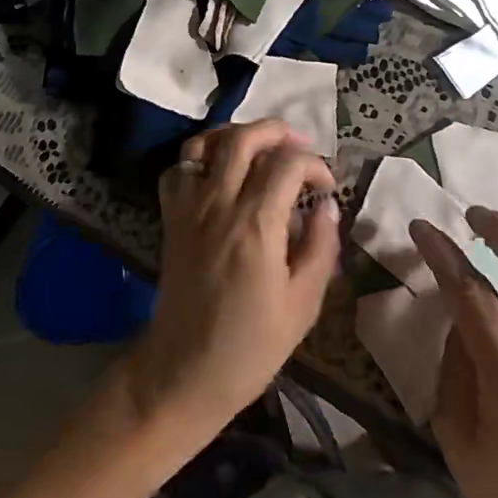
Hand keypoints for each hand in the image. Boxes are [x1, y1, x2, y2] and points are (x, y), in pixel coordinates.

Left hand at [120, 120, 340, 437]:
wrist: (185, 366)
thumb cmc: (252, 344)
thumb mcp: (303, 303)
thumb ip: (319, 246)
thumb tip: (327, 205)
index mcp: (255, 225)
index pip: (287, 164)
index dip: (315, 164)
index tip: (328, 186)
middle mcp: (216, 205)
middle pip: (242, 140)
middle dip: (276, 131)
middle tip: (299, 145)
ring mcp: (187, 208)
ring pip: (202, 145)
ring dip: (234, 136)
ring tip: (260, 148)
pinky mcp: (169, 219)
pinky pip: (177, 170)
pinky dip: (198, 158)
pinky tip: (218, 173)